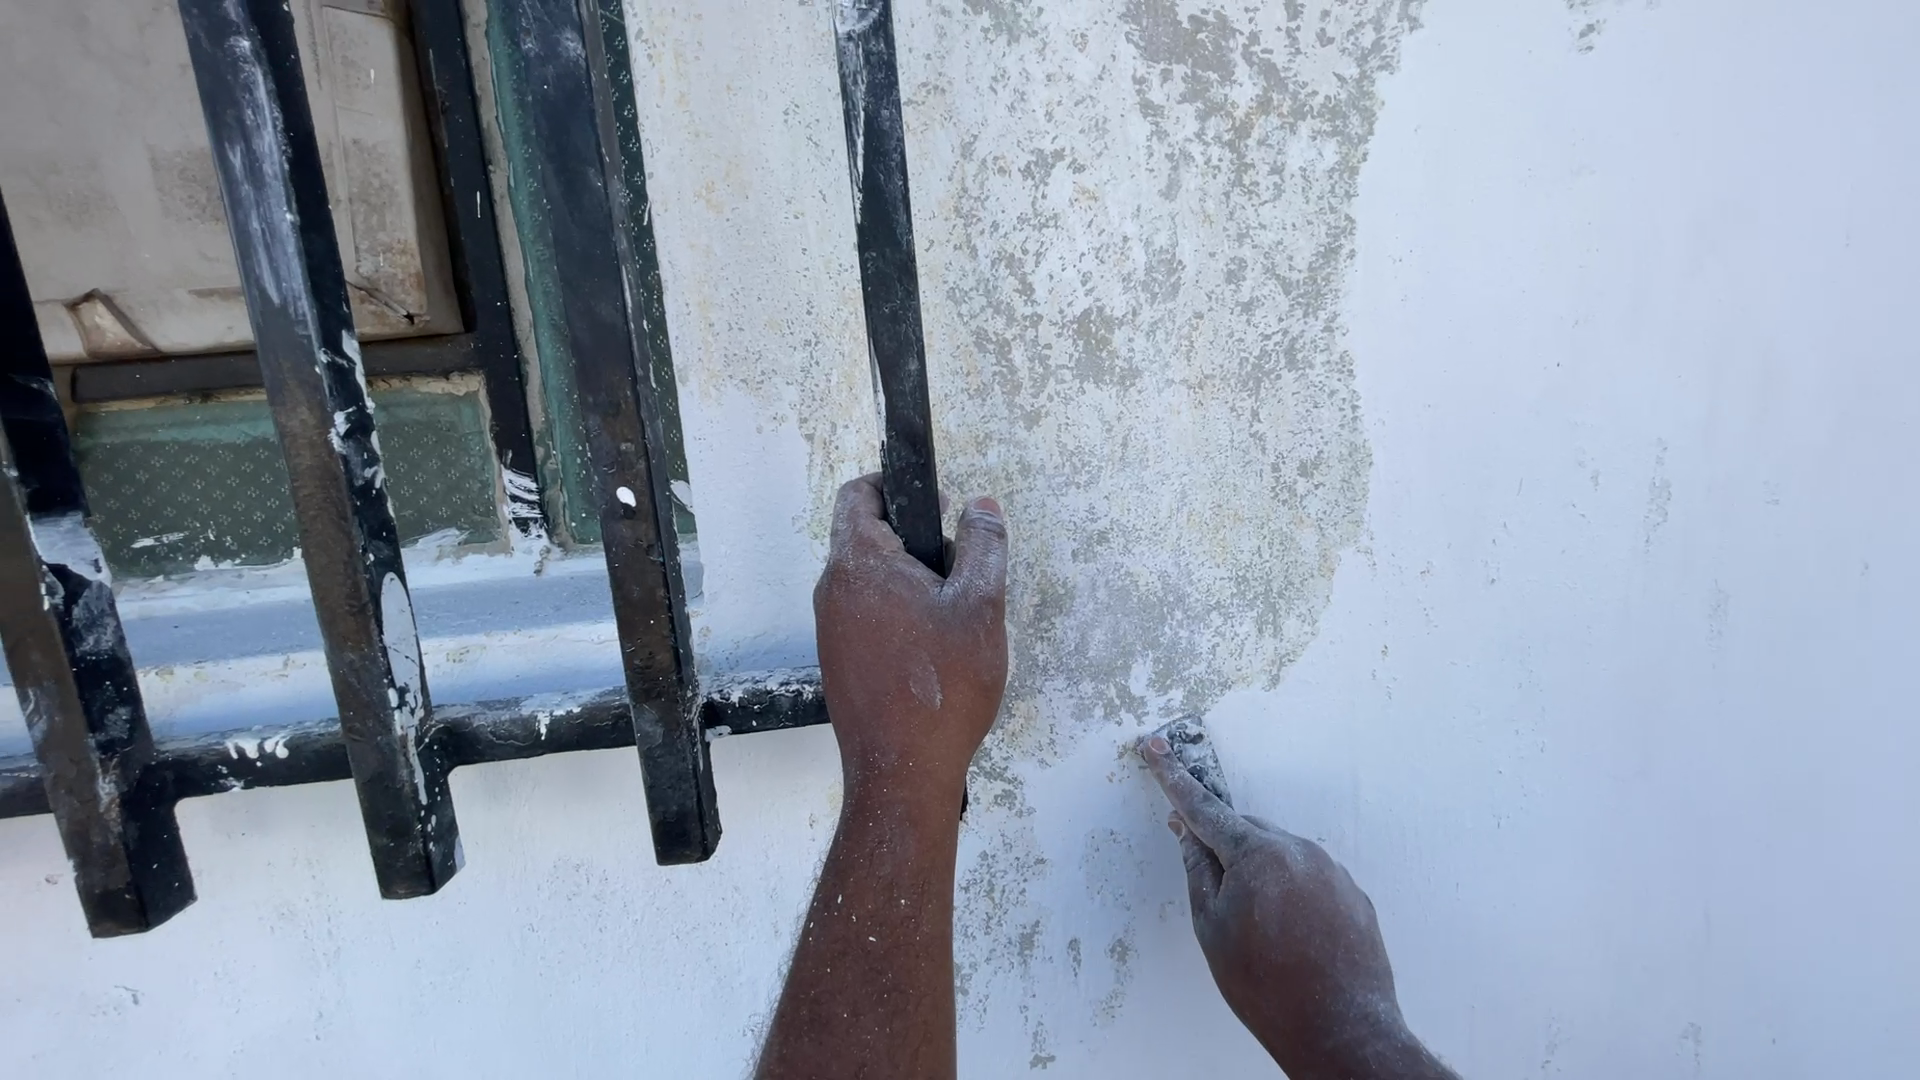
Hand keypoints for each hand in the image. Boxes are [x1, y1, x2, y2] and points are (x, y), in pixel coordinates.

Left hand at [814, 474, 1008, 807]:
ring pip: (869, 579)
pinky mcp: (836, 658)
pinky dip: (896, 610)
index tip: (937, 505)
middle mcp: (832, 589)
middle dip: (914, 538)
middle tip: (959, 569)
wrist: (903, 771)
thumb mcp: (981, 606)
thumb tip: (981, 504)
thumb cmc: (944, 684)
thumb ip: (984, 545)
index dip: (894, 484)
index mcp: (859, 564)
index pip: (859, 494)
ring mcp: (830, 626)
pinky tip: (931, 646)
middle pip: (866, 536)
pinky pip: (865, 612)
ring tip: (951, 613)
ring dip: (908, 579)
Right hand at [1142, 736, 1449, 1079]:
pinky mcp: (1353, 894)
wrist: (1344, 1036)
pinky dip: (1291, 892)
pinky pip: (1308, 875)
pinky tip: (1292, 935)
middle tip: (1221, 898)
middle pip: (1245, 831)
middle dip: (1227, 850)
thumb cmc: (1268, 987)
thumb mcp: (1211, 926)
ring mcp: (1331, 871)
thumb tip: (1188, 832)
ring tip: (1265, 932)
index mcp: (1257, 854)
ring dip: (1261, 873)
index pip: (1203, 808)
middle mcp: (1298, 850)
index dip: (1174, 778)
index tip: (1156, 748)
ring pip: (1278, 853)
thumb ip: (1198, 869)